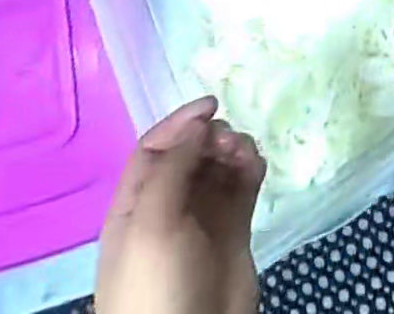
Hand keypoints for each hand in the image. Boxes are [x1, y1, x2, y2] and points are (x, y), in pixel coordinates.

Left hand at [96, 96, 266, 313]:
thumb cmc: (156, 287)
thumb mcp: (151, 224)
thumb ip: (172, 167)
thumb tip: (199, 123)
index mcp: (136, 206)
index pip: (155, 148)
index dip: (181, 122)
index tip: (212, 105)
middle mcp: (168, 206)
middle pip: (191, 153)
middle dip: (211, 138)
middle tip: (229, 142)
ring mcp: (202, 219)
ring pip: (219, 166)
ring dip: (234, 150)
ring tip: (246, 156)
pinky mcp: (234, 230)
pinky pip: (242, 186)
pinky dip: (251, 169)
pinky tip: (257, 165)